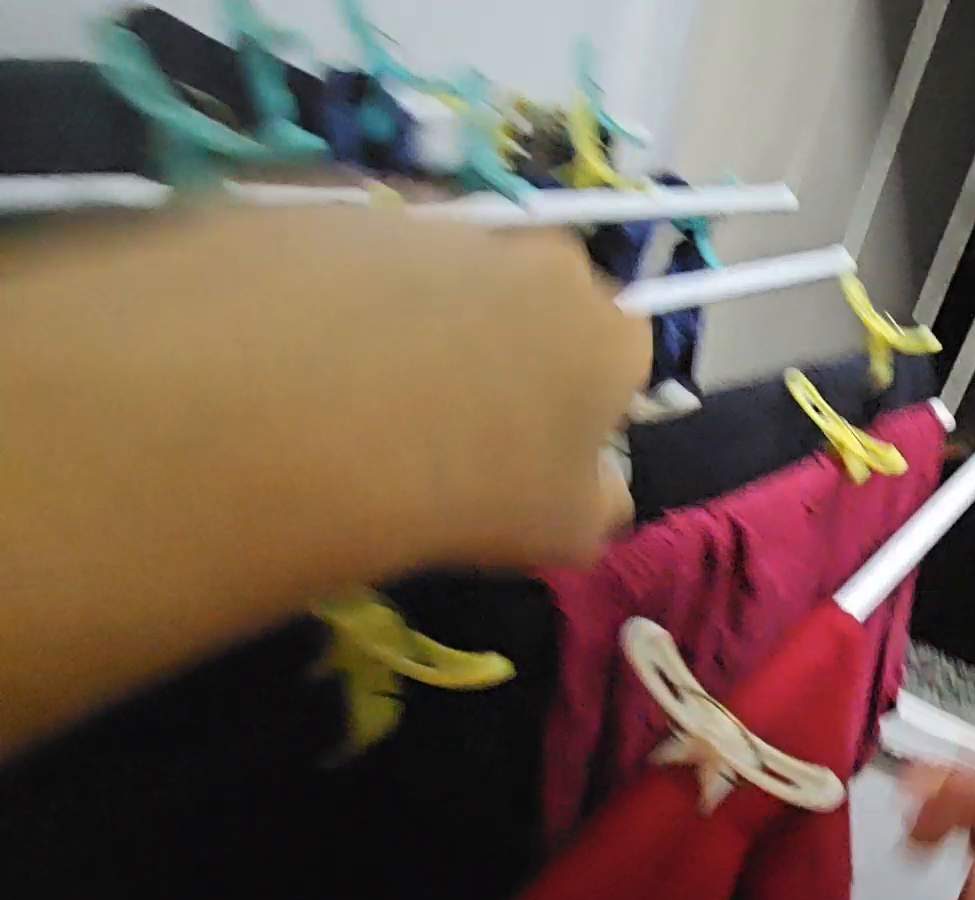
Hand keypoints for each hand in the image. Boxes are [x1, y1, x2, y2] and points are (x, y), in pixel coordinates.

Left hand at [0, 208, 646, 739]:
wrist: (262, 427)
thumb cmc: (460, 488)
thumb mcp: (566, 531)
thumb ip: (603, 502)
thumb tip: (597, 487)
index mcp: (608, 332)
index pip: (623, 355)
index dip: (589, 399)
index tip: (545, 440)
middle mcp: (537, 258)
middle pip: (544, 301)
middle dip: (519, 346)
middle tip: (462, 413)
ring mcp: (429, 221)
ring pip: (451, 274)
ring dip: (430, 319)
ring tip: (365, 389)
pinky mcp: (321, 203)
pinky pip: (356, 256)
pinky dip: (342, 296)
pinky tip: (298, 356)